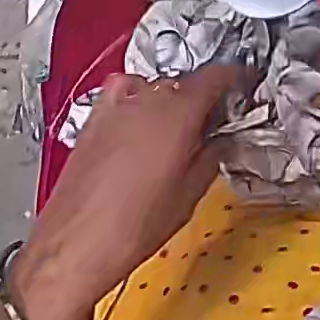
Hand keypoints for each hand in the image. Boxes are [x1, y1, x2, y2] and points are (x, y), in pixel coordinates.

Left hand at [11, 66, 241, 319]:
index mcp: (177, 111)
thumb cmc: (131, 226)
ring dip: (170, 103)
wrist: (75, 243)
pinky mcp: (94, 116)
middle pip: (185, 82)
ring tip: (177, 135)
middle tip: (214, 123)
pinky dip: (140, 106)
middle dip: (202, 98)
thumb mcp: (189, 194)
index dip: (235, 78)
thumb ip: (211, 156)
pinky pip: (127, 97)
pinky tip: (143, 133)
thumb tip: (221, 142)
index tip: (244, 85)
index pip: (216, 76)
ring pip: (154, 88)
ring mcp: (115, 103)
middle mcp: (145, 97)